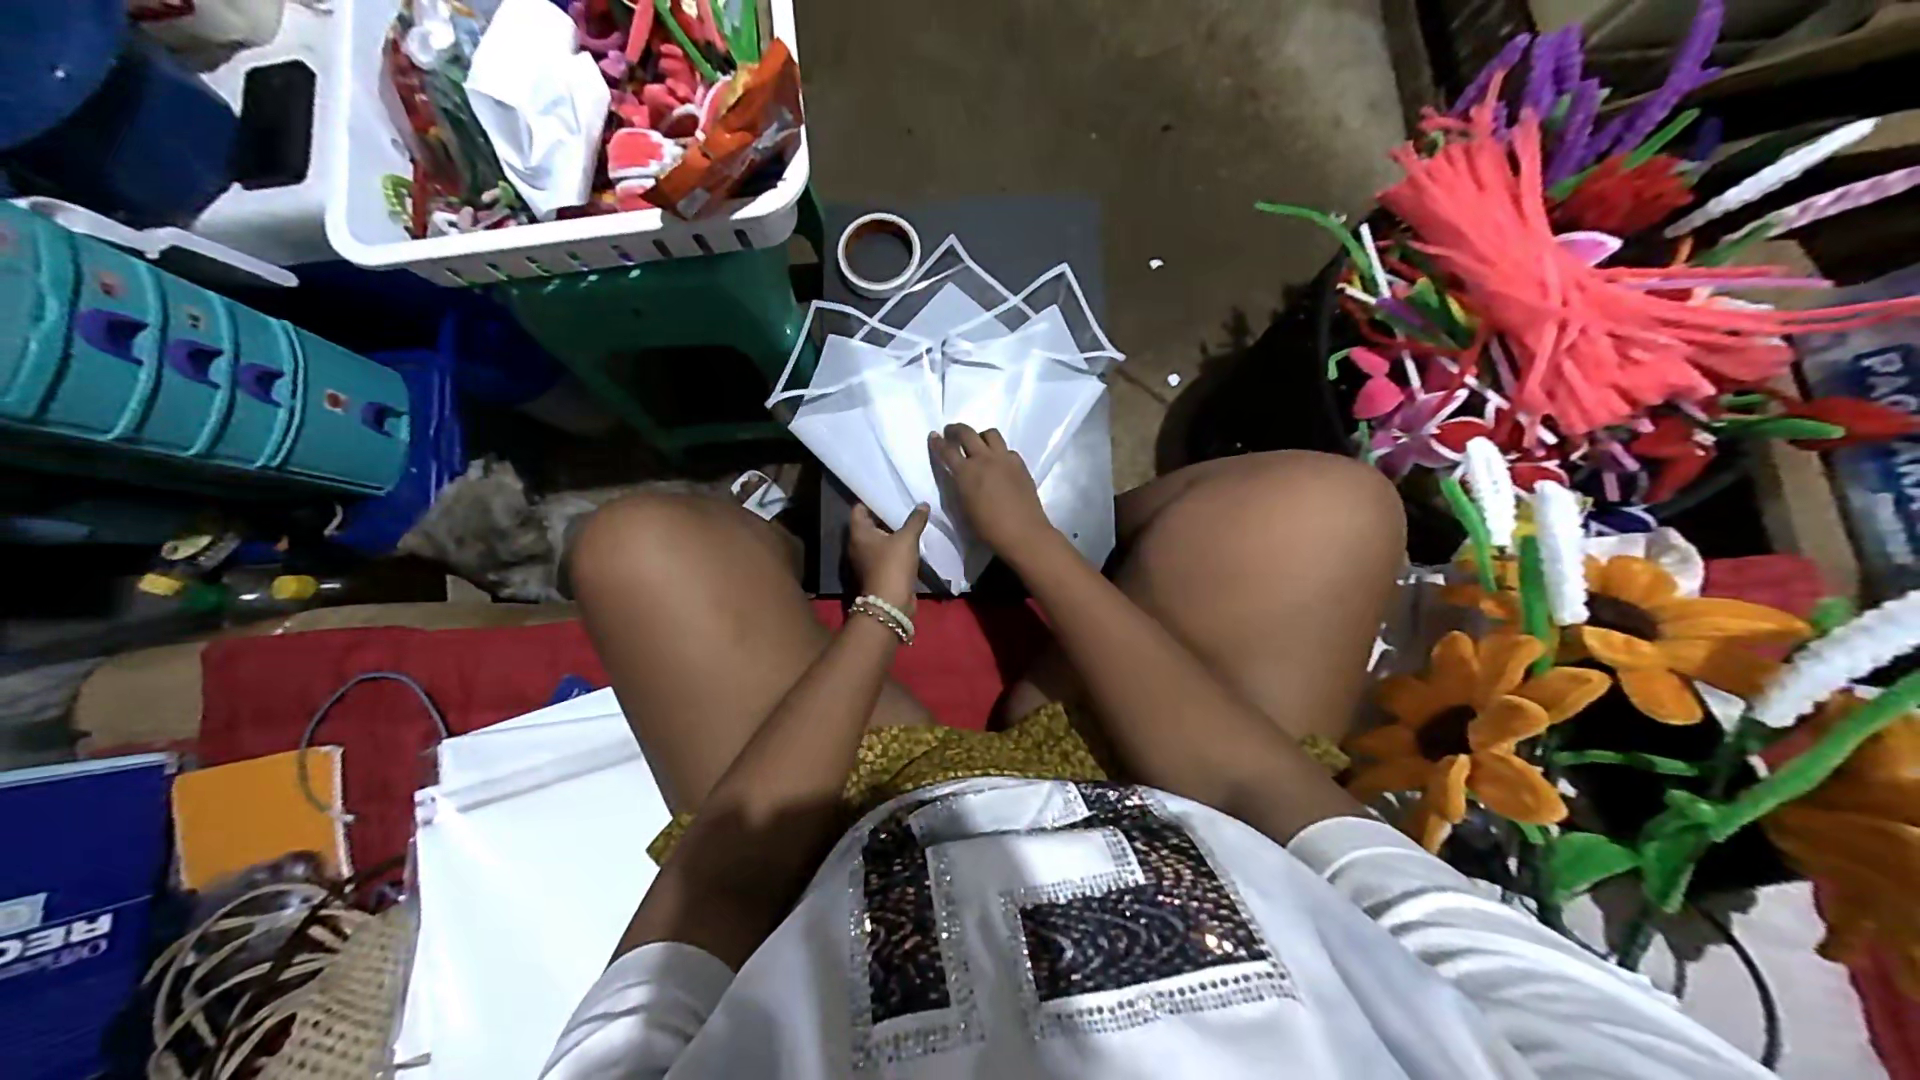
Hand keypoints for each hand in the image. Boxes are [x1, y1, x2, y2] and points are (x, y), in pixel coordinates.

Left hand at [849, 502, 928, 612]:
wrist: (890, 603)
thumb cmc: (893, 565)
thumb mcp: (907, 539)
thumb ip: (915, 520)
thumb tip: (923, 504)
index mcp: (858, 533)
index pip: (859, 509)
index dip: (871, 500)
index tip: (888, 494)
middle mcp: (857, 545)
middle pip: (869, 524)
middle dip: (884, 516)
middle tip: (902, 505)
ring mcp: (865, 560)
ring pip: (877, 540)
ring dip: (890, 533)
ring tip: (908, 522)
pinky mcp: (876, 572)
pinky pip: (884, 554)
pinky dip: (894, 548)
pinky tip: (909, 542)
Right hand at [929, 424, 1056, 558]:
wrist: (1023, 532)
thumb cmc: (988, 528)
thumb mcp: (963, 508)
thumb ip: (958, 487)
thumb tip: (957, 476)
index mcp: (966, 472)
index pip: (947, 450)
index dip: (938, 442)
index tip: (934, 436)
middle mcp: (984, 459)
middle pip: (967, 433)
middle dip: (956, 430)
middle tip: (951, 432)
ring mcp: (1005, 459)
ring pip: (990, 434)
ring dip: (980, 436)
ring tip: (978, 445)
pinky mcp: (1020, 464)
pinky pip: (1007, 449)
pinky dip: (999, 451)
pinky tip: (999, 462)